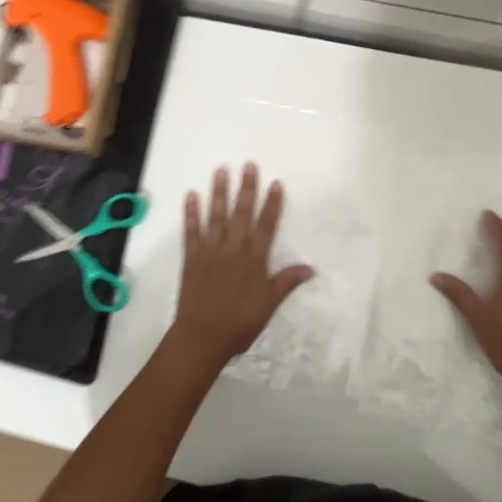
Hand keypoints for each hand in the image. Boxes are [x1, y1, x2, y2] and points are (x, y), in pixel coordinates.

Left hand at [168, 164, 312, 368]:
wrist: (202, 336)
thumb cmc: (239, 324)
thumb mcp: (268, 305)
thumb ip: (286, 282)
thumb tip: (310, 268)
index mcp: (254, 260)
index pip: (266, 226)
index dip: (272, 204)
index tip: (276, 183)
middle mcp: (233, 249)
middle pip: (241, 213)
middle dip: (246, 188)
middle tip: (248, 165)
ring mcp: (210, 251)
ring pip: (216, 216)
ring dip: (219, 192)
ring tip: (221, 170)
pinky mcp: (191, 257)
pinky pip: (191, 230)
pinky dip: (191, 212)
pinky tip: (191, 195)